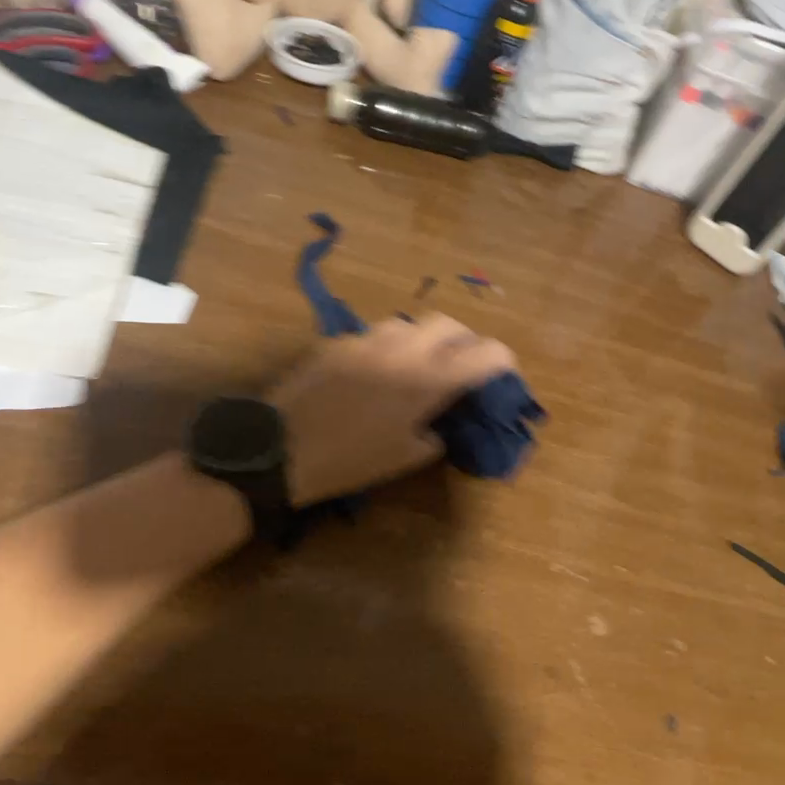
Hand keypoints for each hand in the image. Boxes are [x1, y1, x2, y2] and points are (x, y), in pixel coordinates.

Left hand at [270, 314, 516, 505]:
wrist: (280, 447)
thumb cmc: (349, 461)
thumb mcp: (403, 458)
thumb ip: (433, 435)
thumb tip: (438, 425)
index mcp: (427, 381)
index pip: (484, 353)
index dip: (501, 358)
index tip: (504, 368)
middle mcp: (403, 350)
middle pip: (448, 324)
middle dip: (464, 339)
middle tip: (463, 361)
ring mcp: (367, 340)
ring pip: (408, 323)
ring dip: (424, 338)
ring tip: (419, 363)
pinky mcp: (337, 342)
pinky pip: (373, 336)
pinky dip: (387, 348)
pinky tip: (375, 371)